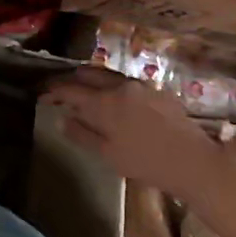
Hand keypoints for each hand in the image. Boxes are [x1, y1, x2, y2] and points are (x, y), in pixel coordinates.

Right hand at [41, 68, 227, 199]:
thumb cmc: (145, 162)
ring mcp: (141, 85)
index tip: (42, 95)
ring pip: (108, 74)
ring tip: (83, 92)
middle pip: (88, 74)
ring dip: (91, 80)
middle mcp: (120, 86)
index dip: (53, 90)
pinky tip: (112, 99)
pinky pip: (126, 81)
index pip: (70, 89)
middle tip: (60, 91)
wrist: (193, 161)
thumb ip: (82, 134)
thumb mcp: (108, 154)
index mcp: (104, 102)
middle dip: (70, 80)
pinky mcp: (157, 90)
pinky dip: (111, 85)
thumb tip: (62, 118)